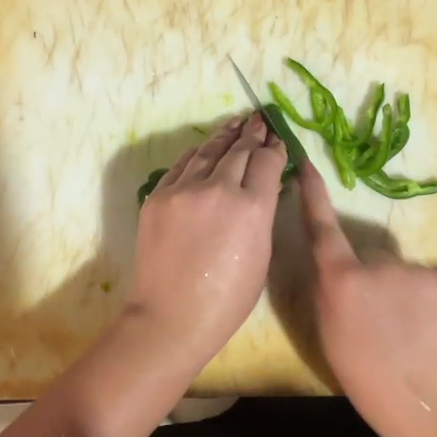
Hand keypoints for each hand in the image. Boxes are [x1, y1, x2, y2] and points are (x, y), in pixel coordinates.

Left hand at [127, 114, 287, 357]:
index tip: (278, 139)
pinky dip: (197, 153)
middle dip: (252, 134)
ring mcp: (184, 190)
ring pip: (208, 151)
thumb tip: (266, 189)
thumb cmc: (227, 299)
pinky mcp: (158, 197)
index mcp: (252, 206)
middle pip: (239, 150)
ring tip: (235, 124)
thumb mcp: (261, 256)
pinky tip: (204, 148)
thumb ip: (263, 215)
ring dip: (225, 136)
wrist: (171, 316)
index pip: (267, 162)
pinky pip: (181, 165)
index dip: (274, 148)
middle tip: (259, 121)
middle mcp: (219, 188)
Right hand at [297, 159, 436, 436]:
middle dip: (379, 283)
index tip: (307, 165)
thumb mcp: (330, 336)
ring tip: (416, 334)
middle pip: (375, 261)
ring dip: (411, 294)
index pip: (323, 228)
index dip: (314, 196)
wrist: (428, 404)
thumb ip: (331, 293)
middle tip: (386, 325)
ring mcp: (419, 269)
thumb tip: (337, 268)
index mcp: (341, 280)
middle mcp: (378, 264)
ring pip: (409, 274)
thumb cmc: (368, 379)